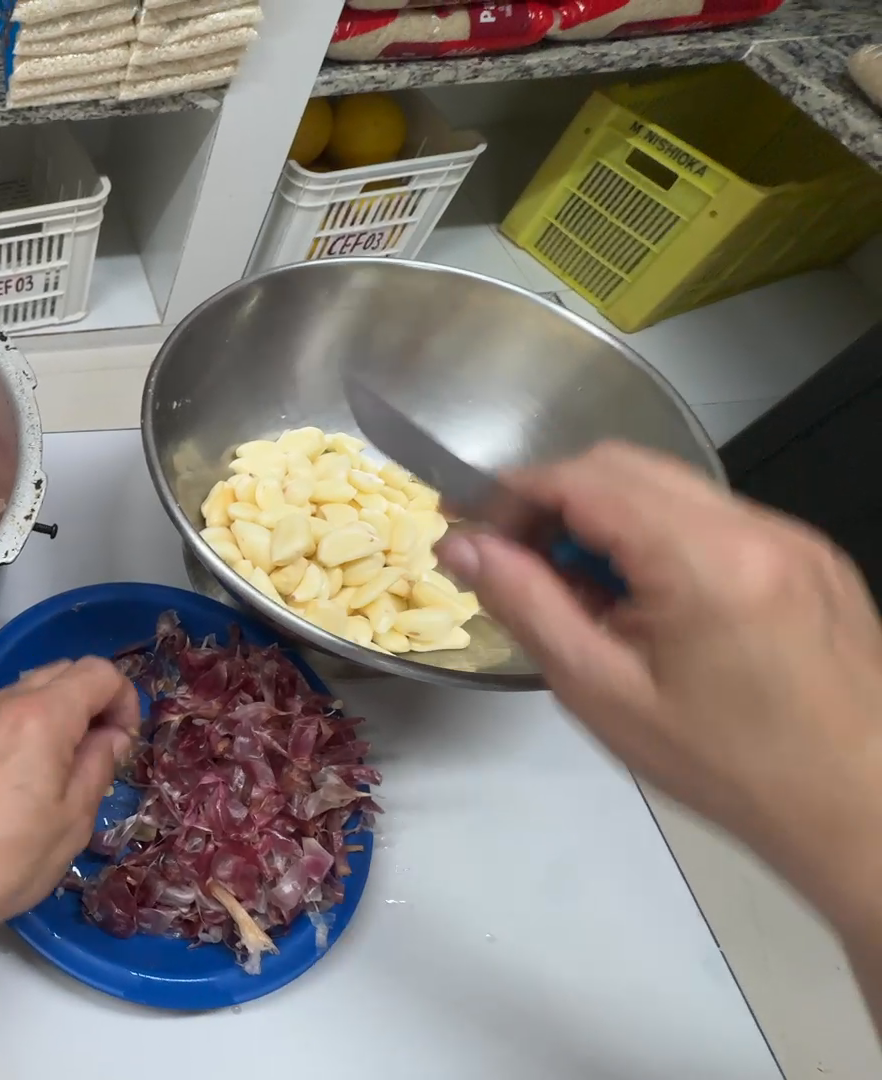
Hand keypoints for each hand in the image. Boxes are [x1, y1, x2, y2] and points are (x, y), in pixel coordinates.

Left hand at [0, 657, 141, 944]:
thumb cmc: (5, 859)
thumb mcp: (72, 820)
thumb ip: (99, 764)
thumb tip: (111, 736)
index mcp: (41, 715)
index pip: (98, 672)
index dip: (124, 700)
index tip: (125, 742)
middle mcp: (3, 701)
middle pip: (63, 671)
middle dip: (93, 700)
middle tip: (100, 753)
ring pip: (29, 687)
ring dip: (58, 710)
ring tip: (62, 766)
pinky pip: (0, 710)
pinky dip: (25, 722)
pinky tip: (22, 773)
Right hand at [435, 442, 881, 928]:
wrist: (867, 812)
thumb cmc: (720, 760)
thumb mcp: (594, 684)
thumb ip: (521, 600)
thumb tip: (457, 545)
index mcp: (708, 560)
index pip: (583, 480)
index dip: (509, 495)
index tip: (466, 532)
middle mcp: (759, 530)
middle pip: (619, 466)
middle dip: (545, 499)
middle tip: (505, 556)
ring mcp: (792, 541)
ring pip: (658, 485)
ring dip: (590, 516)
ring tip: (563, 584)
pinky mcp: (805, 561)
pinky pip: (699, 516)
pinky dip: (638, 534)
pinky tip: (626, 596)